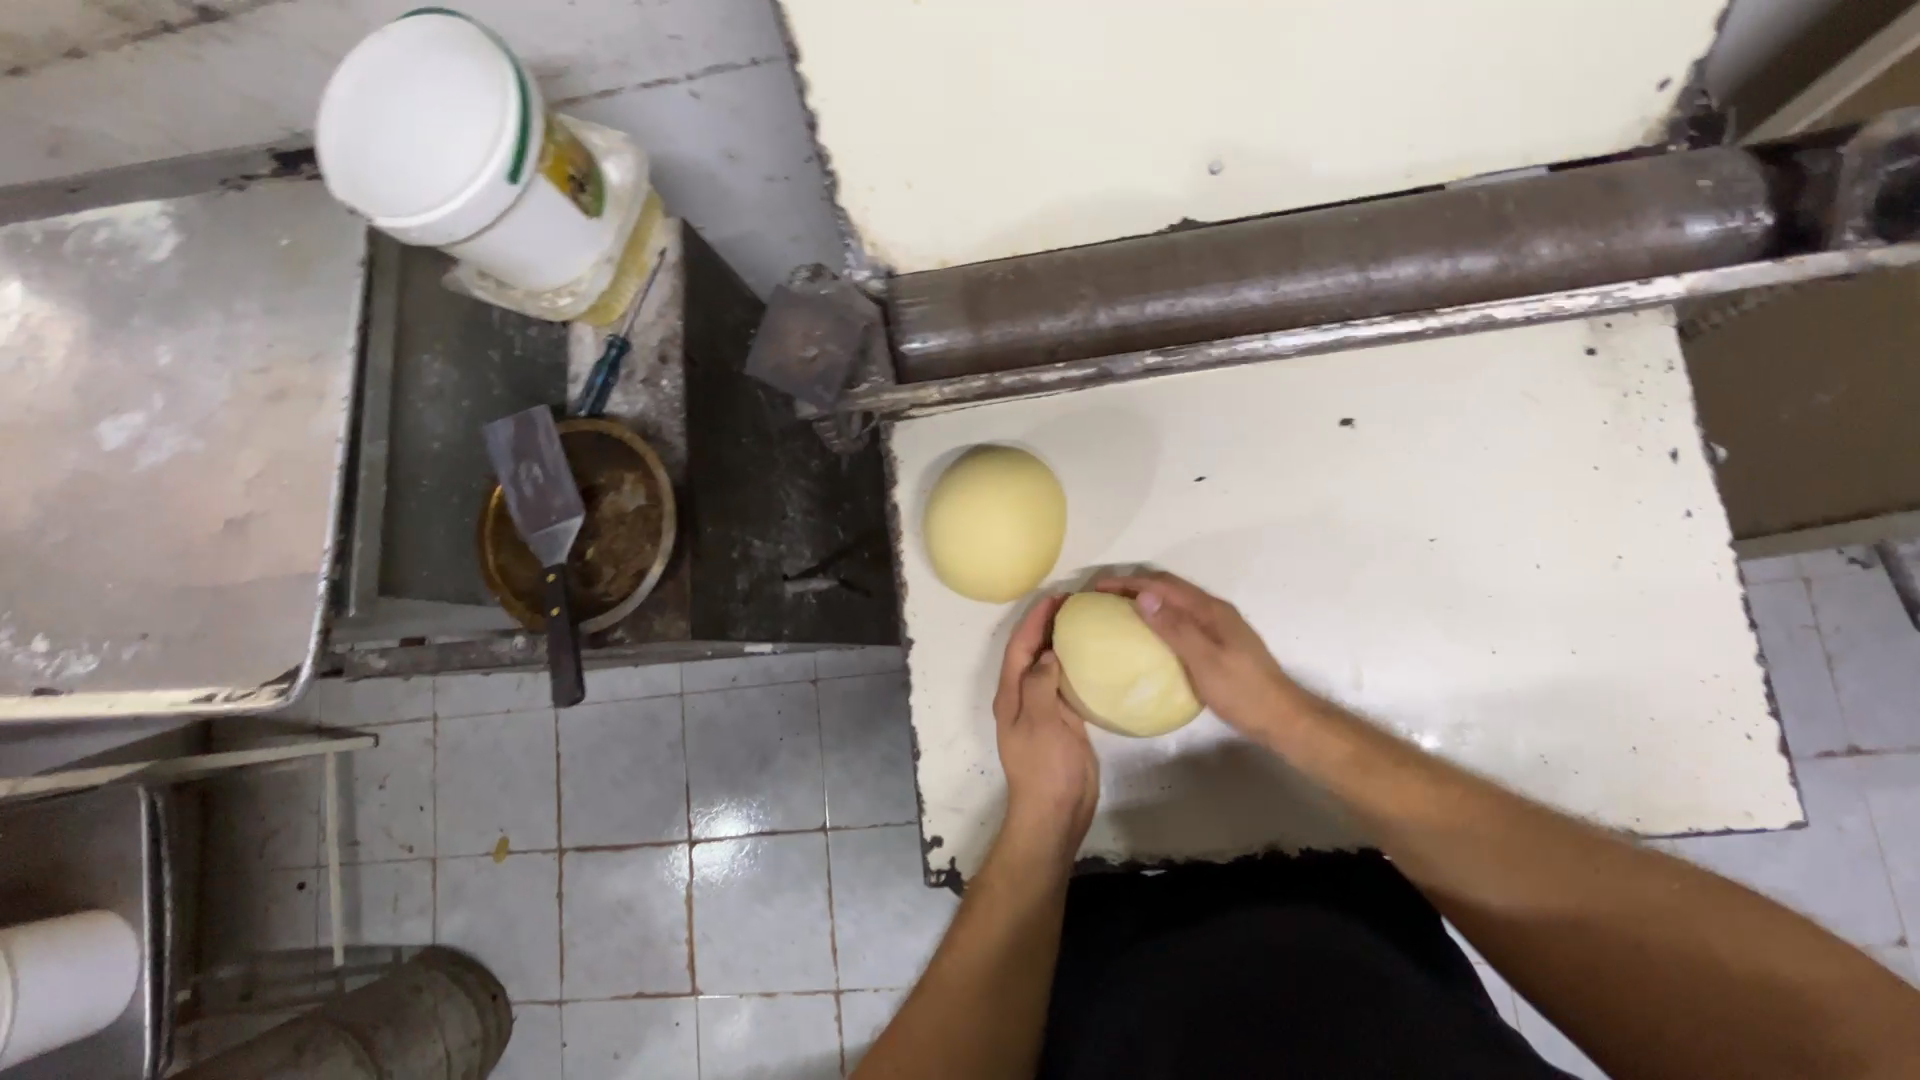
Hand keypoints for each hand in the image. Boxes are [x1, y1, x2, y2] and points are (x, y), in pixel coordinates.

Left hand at [993, 594, 1099, 856]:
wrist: (1056, 811)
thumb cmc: (1044, 768)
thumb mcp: (1039, 723)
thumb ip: (1040, 684)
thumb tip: (1046, 652)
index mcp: (1011, 694)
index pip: (1019, 647)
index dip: (1034, 621)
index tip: (1056, 598)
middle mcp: (1024, 697)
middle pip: (1032, 652)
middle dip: (1047, 626)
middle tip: (1074, 602)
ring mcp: (1045, 709)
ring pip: (1050, 666)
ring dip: (1062, 642)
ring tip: (1086, 620)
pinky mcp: (1065, 721)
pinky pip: (1068, 685)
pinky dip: (1078, 666)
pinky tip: (1096, 657)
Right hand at [1095, 571, 1315, 742]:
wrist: (1281, 718)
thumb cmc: (1242, 692)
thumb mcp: (1204, 661)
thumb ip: (1175, 628)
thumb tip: (1143, 596)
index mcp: (1210, 610)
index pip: (1163, 585)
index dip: (1128, 582)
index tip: (1097, 588)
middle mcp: (1214, 611)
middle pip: (1169, 587)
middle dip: (1134, 585)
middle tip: (1102, 596)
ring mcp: (1218, 626)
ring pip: (1175, 601)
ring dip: (1146, 598)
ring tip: (1118, 609)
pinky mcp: (1218, 641)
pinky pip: (1181, 618)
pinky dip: (1159, 616)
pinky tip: (1148, 634)